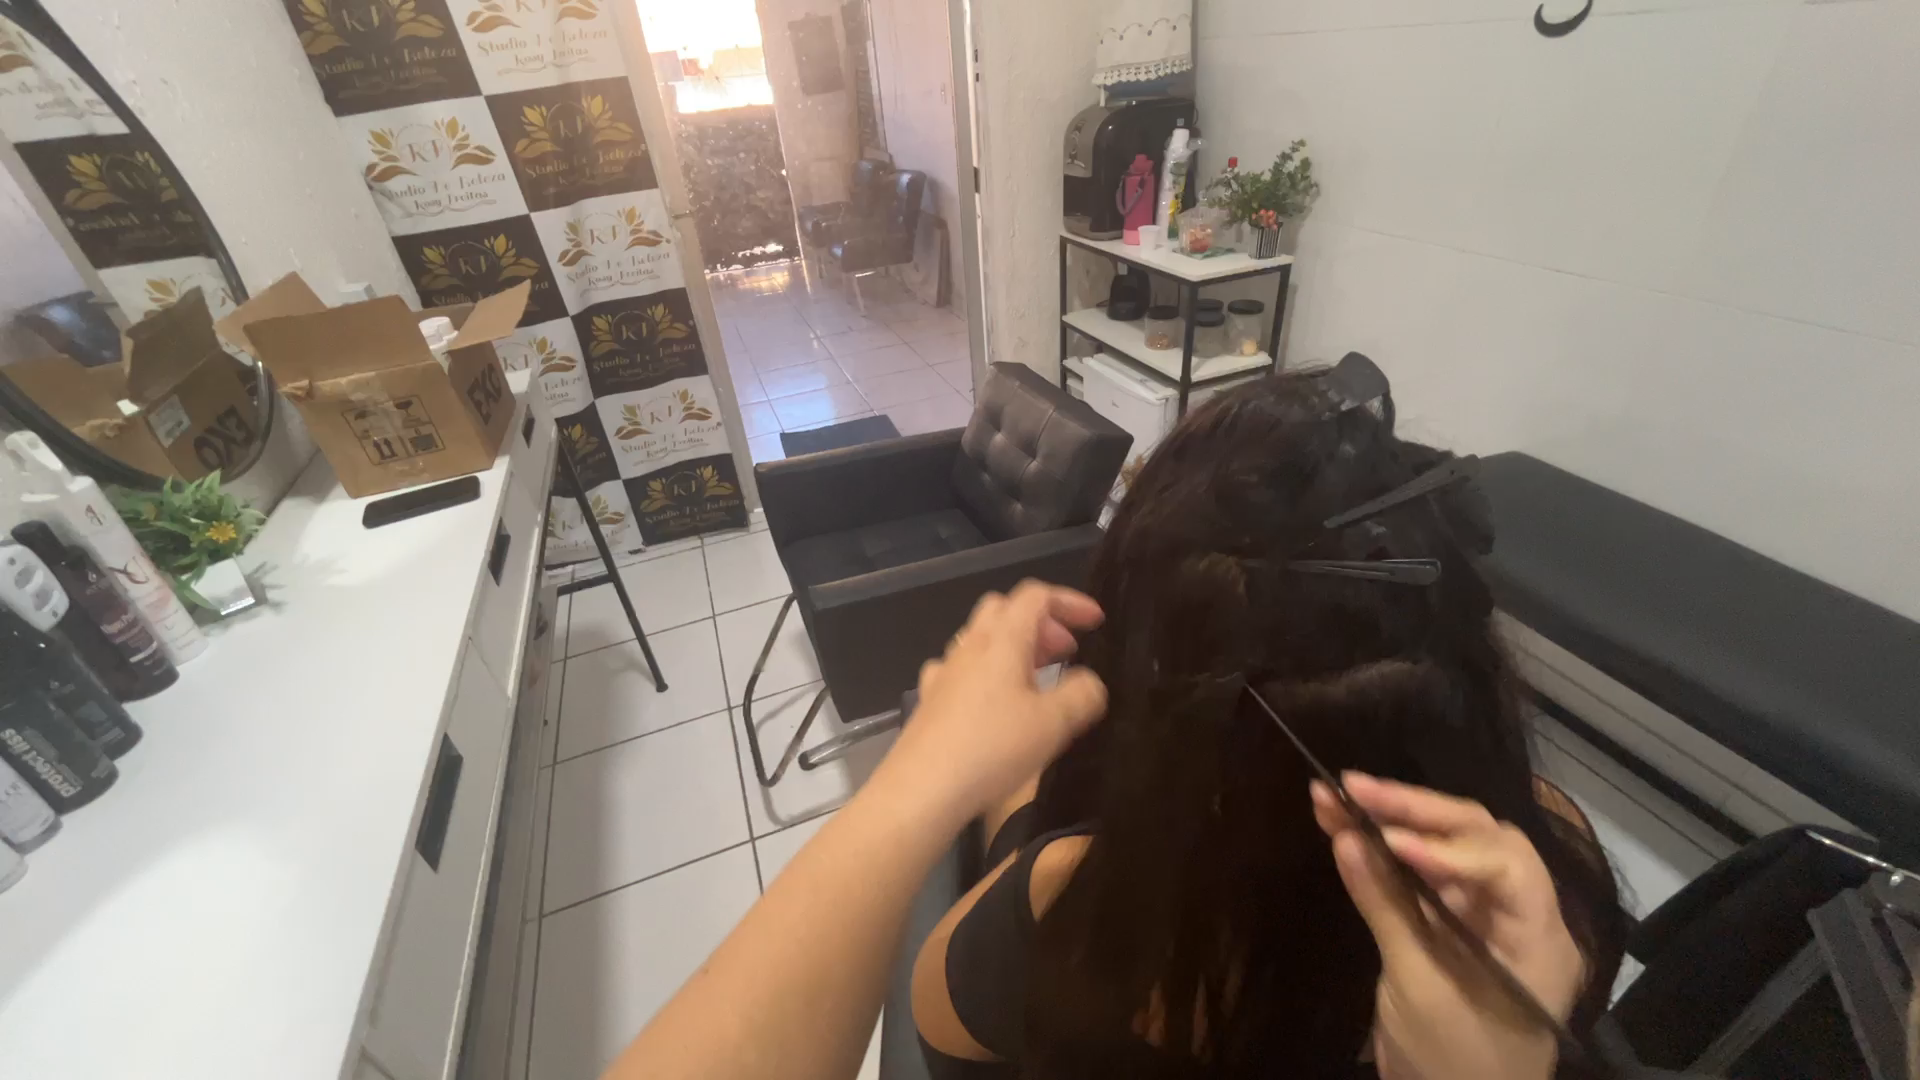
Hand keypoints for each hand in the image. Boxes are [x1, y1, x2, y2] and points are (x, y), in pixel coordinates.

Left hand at [877, 581, 1107, 823]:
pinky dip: (986, 672)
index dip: (1069, 600)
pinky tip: (992, 700)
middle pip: (1005, 609)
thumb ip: (1082, 695)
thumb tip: (1090, 682)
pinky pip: (961, 668)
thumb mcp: (1054, 724)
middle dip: (1041, 621)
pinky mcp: (929, 697)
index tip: (1096, 622)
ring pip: (981, 638)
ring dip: (1014, 646)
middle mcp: (969, 645)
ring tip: (1037, 678)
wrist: (922, 788)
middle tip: (1067, 651)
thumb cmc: (993, 748)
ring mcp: (944, 670)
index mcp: (1002, 639)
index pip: (1036, 595)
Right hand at [1312, 774, 1584, 1079]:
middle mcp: (1514, 913)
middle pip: (1475, 837)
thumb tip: (1345, 837)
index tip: (1390, 841)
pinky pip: (1412, 869)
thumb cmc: (1454, 1059)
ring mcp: (1477, 913)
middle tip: (1354, 787)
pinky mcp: (1441, 918)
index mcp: (1536, 937)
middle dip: (1414, 808)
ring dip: (1389, 815)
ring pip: (1440, 844)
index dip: (1448, 846)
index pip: (1506, 866)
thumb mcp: (1418, 985)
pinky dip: (1376, 843)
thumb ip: (1384, 905)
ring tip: (1335, 792)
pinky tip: (1338, 821)